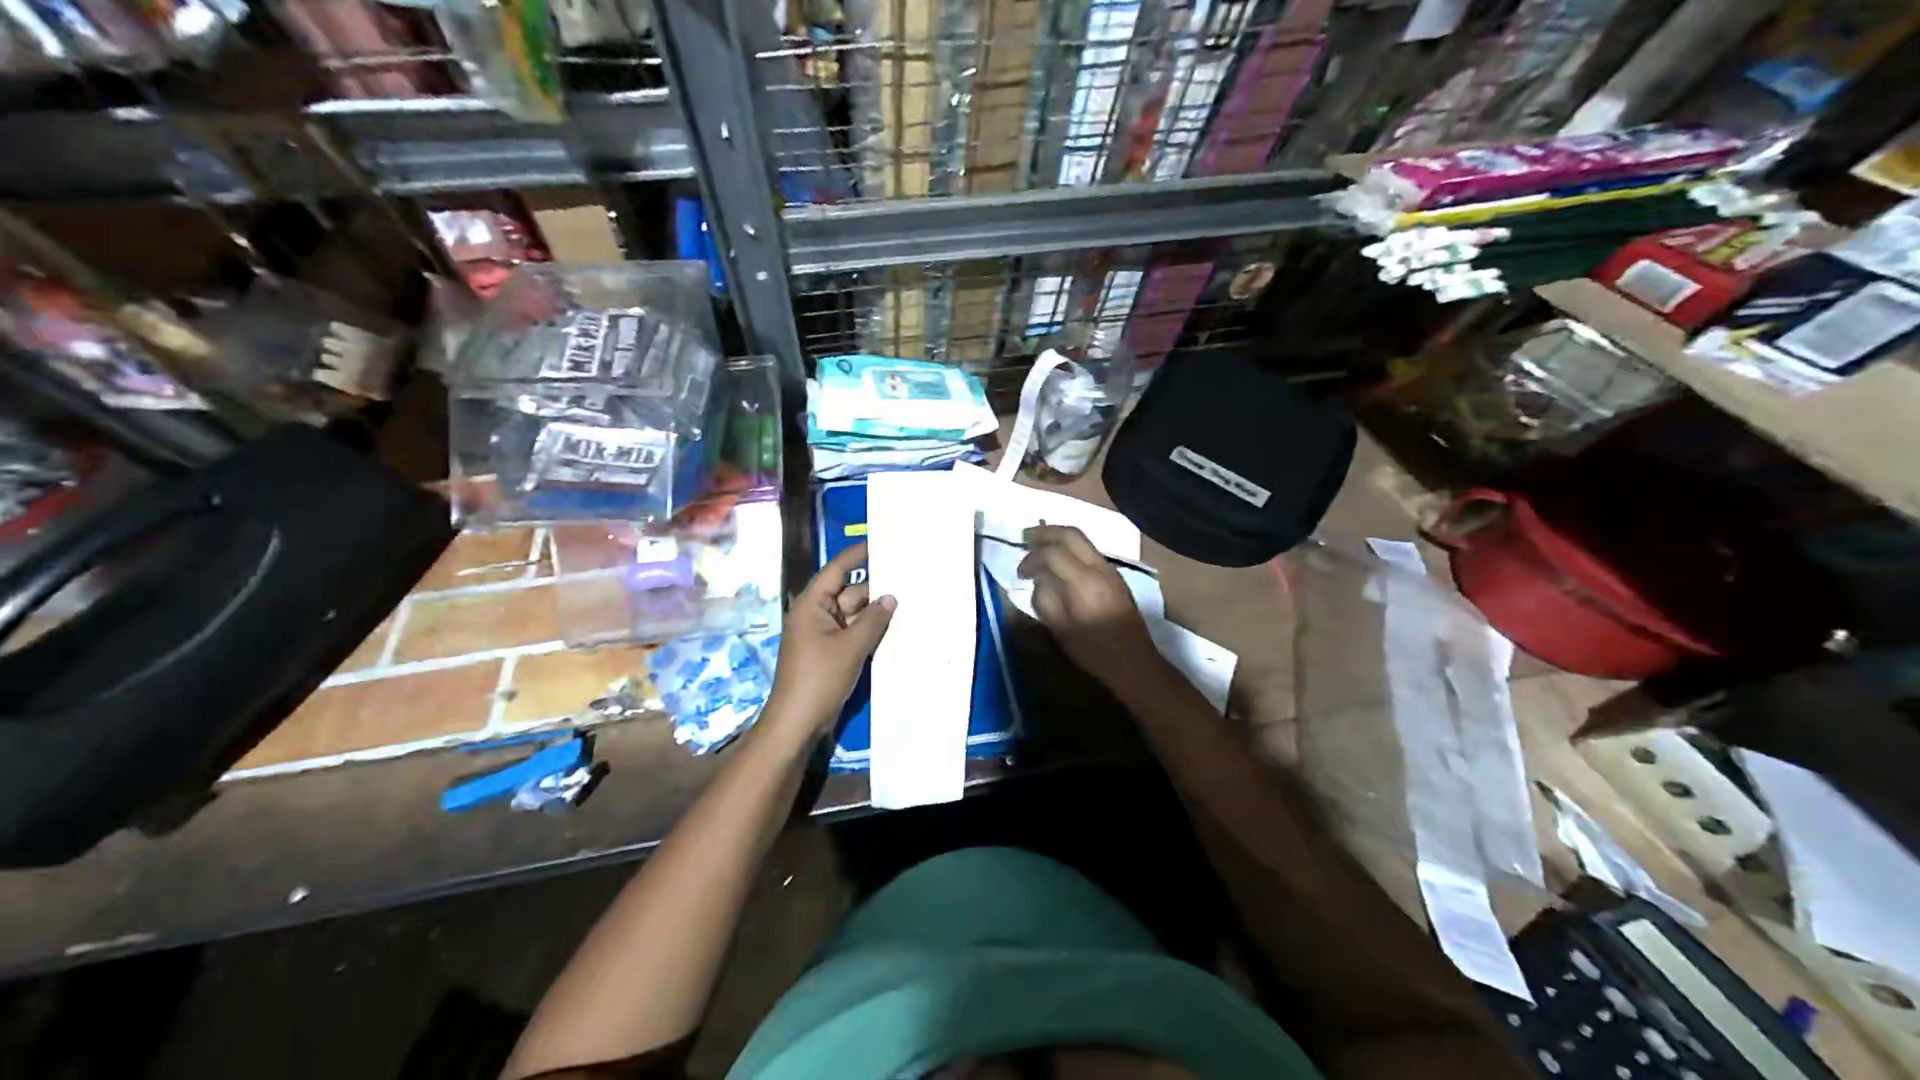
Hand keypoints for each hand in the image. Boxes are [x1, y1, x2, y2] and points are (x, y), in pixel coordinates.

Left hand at [764, 542, 895, 738]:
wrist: (799, 722)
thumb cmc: (819, 677)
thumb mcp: (851, 646)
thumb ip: (874, 619)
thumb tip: (891, 597)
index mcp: (812, 605)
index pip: (837, 570)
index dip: (857, 555)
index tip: (881, 542)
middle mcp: (817, 615)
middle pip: (850, 592)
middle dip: (876, 586)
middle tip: (909, 575)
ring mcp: (825, 635)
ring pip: (856, 614)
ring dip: (877, 611)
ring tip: (911, 599)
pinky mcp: (833, 653)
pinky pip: (855, 633)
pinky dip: (873, 630)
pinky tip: (898, 627)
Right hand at [1017, 525, 1161, 688]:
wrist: (1134, 662)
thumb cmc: (1094, 651)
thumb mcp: (1060, 630)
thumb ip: (1045, 598)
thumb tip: (1038, 578)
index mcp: (1084, 582)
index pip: (1053, 553)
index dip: (1031, 558)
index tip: (1020, 574)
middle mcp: (1100, 568)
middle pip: (1070, 534)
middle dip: (1045, 532)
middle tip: (1025, 537)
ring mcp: (1110, 570)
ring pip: (1082, 540)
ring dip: (1058, 538)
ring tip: (1038, 546)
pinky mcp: (1115, 576)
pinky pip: (1089, 551)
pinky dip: (1070, 548)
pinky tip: (1059, 561)